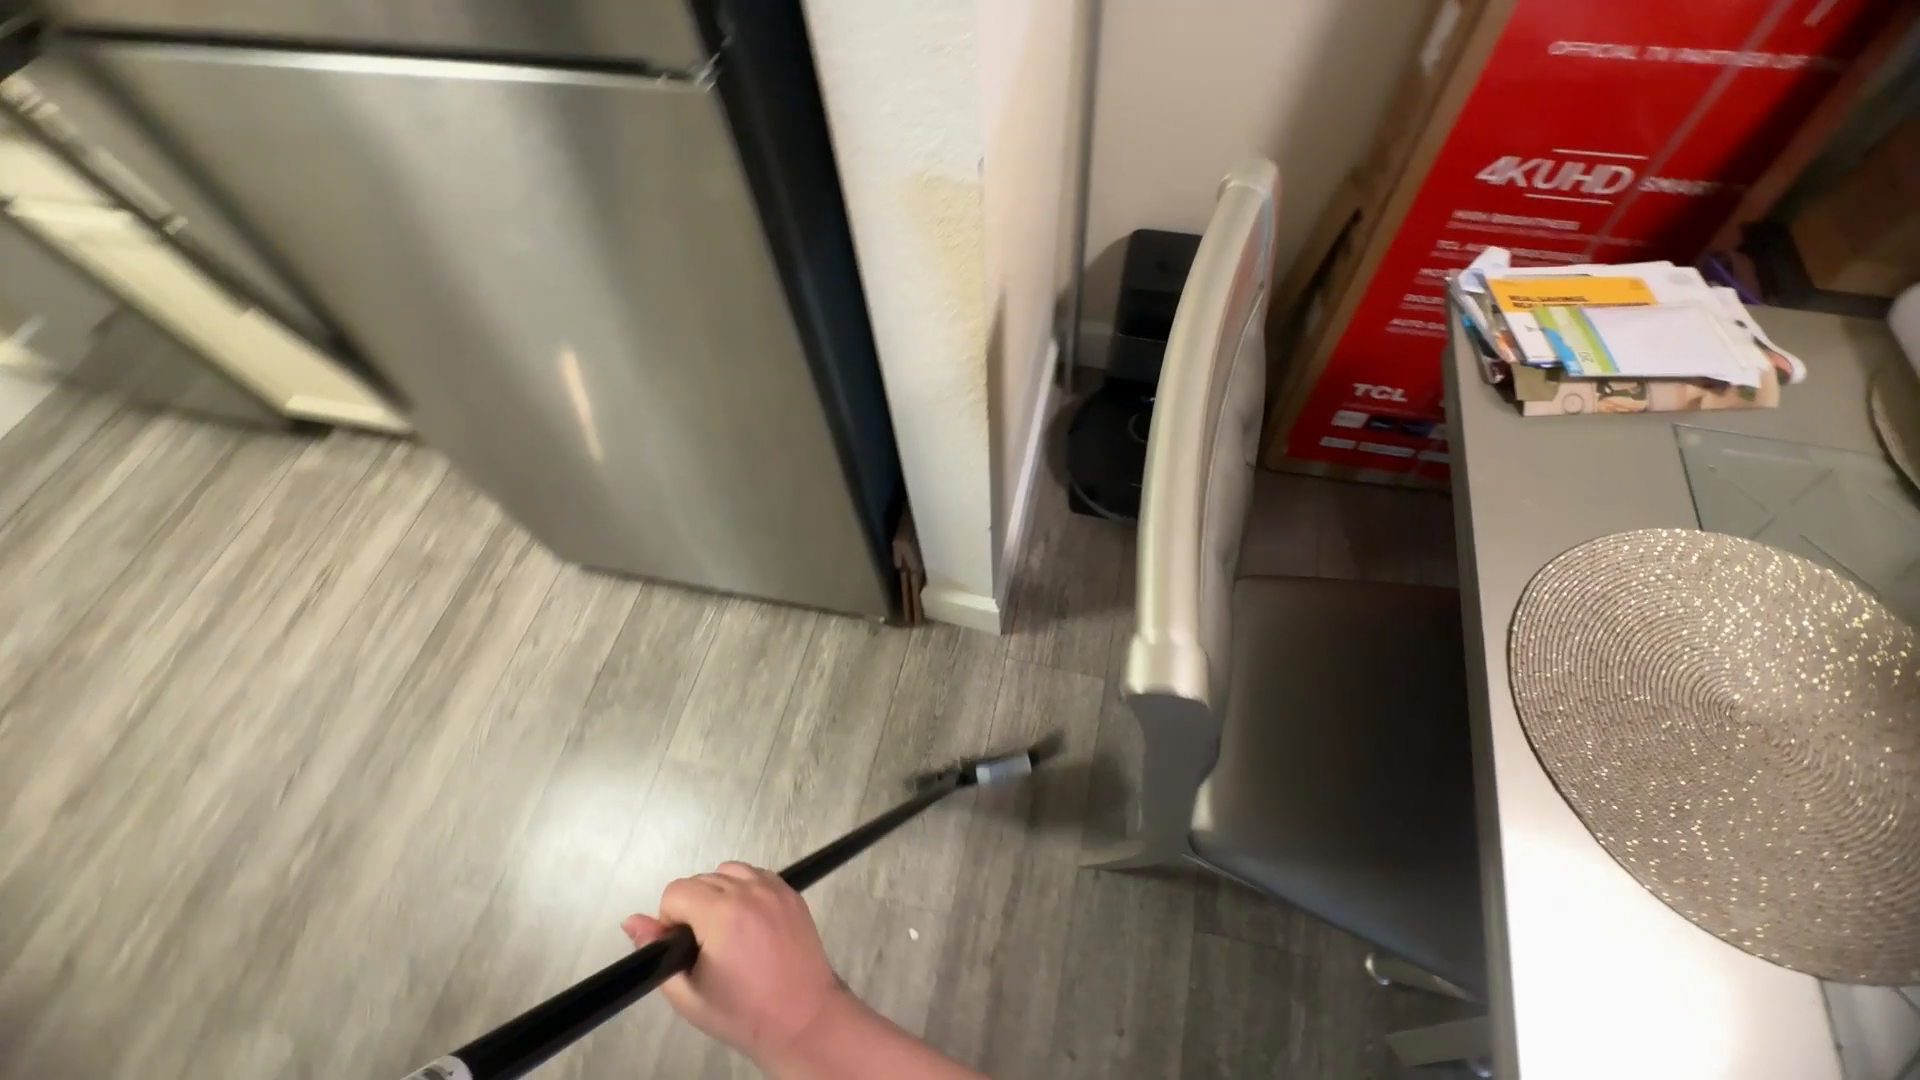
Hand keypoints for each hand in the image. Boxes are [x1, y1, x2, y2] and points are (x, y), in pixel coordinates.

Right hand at [622, 862, 850, 1066]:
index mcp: (722, 913)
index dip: (670, 919)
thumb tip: (631, 921)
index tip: (683, 947)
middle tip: (704, 948)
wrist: (801, 1017)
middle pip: (701, 879)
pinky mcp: (791, 892)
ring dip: (718, 894)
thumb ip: (656, 952)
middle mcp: (749, 890)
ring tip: (725, 933)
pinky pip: (756, 875)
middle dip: (693, 908)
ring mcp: (774, 888)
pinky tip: (747, 922)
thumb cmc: (741, 1012)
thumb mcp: (687, 992)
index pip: (676, 891)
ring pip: (728, 871)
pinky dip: (745, 890)